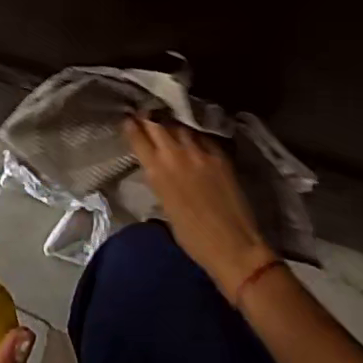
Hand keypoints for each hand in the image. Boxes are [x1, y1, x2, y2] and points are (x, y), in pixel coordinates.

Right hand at [124, 116, 278, 301]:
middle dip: (148, 118)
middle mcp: (175, 155)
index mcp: (157, 171)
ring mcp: (200, 153)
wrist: (234, 247)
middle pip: (157, 124)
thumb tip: (155, 167)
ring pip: (179, 126)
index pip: (137, 137)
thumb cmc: (193, 237)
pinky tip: (193, 138)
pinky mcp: (220, 156)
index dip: (131, 126)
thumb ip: (158, 180)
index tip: (128, 120)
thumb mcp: (164, 206)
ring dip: (171, 124)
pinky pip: (201, 136)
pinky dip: (193, 134)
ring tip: (168, 123)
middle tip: (145, 115)